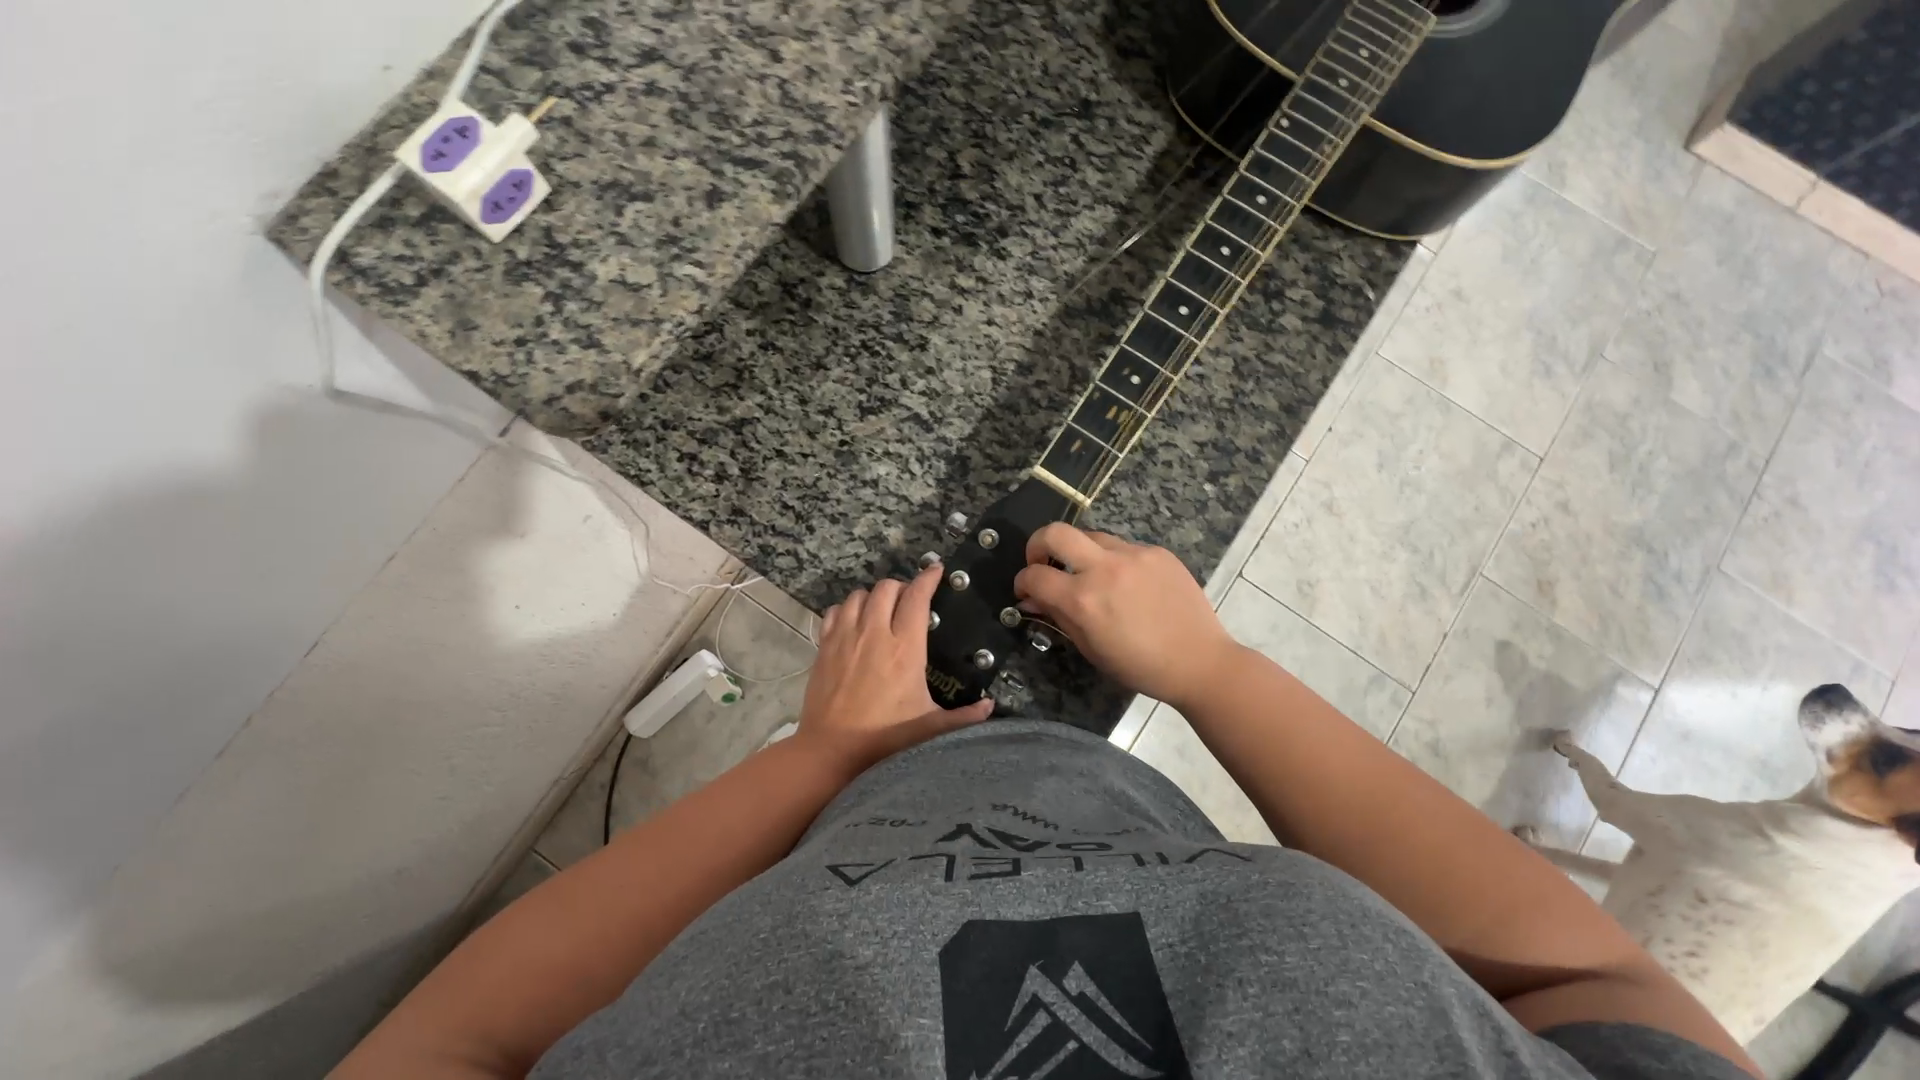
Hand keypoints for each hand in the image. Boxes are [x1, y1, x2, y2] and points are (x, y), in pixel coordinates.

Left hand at [795, 564, 993, 769]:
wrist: (831, 751)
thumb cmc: (885, 738)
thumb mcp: (930, 728)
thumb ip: (963, 717)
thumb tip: (990, 707)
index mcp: (905, 648)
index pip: (917, 597)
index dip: (928, 579)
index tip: (936, 571)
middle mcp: (875, 634)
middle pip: (887, 588)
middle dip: (901, 587)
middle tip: (909, 600)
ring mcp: (845, 637)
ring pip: (858, 595)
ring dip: (873, 596)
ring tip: (882, 609)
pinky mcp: (824, 647)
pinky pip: (834, 611)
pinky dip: (846, 609)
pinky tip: (853, 622)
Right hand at [1013, 523, 1245, 709]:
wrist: (1199, 660)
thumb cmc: (1139, 666)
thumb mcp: (1090, 649)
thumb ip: (1058, 617)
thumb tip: (1032, 600)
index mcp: (1083, 600)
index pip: (1035, 576)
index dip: (1022, 582)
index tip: (1026, 590)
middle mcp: (1105, 568)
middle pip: (1056, 532)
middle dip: (1038, 544)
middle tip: (1042, 562)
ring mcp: (1134, 555)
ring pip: (1092, 536)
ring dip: (1080, 553)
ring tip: (1090, 576)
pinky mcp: (1157, 552)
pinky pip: (1124, 547)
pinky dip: (1115, 561)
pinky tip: (1128, 584)